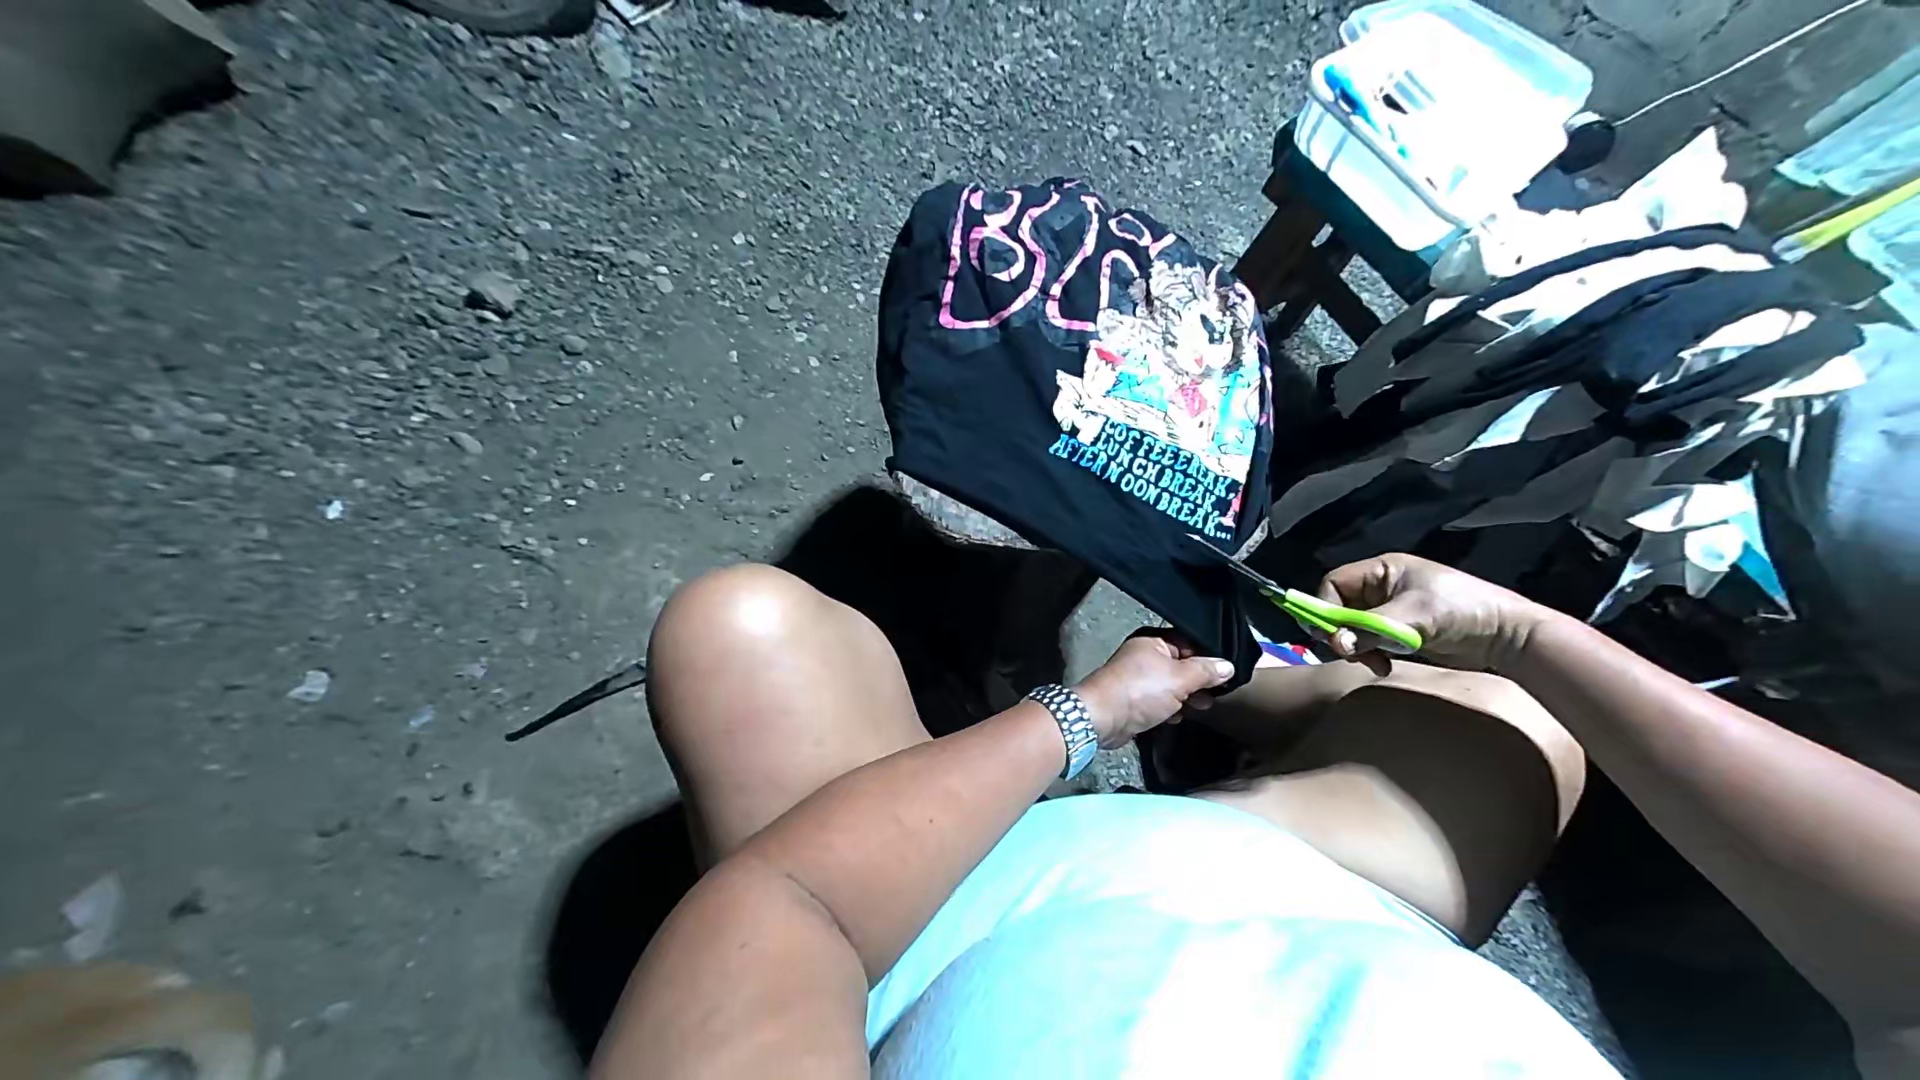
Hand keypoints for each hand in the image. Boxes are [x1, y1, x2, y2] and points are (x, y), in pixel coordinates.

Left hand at [1074, 631, 1235, 746]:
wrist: (1103, 718)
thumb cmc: (1141, 690)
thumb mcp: (1180, 678)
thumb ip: (1205, 671)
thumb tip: (1228, 666)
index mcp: (1152, 640)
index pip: (1188, 642)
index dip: (1209, 656)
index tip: (1228, 672)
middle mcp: (1144, 655)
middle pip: (1181, 664)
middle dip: (1199, 680)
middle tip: (1216, 694)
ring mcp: (1137, 678)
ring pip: (1171, 685)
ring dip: (1186, 696)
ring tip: (1201, 706)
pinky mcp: (1134, 699)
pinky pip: (1159, 700)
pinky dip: (1170, 708)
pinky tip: (1177, 718)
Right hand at [1317, 553, 1553, 670]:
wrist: (1510, 636)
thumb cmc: (1462, 611)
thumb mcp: (1413, 617)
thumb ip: (1371, 628)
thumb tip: (1336, 643)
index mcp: (1381, 570)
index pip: (1333, 584)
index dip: (1324, 607)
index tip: (1329, 634)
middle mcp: (1380, 587)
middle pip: (1338, 607)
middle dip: (1341, 632)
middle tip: (1349, 653)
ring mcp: (1389, 609)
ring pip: (1351, 628)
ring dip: (1356, 647)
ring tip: (1374, 662)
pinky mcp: (1398, 631)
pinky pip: (1368, 641)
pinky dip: (1370, 654)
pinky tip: (1384, 665)